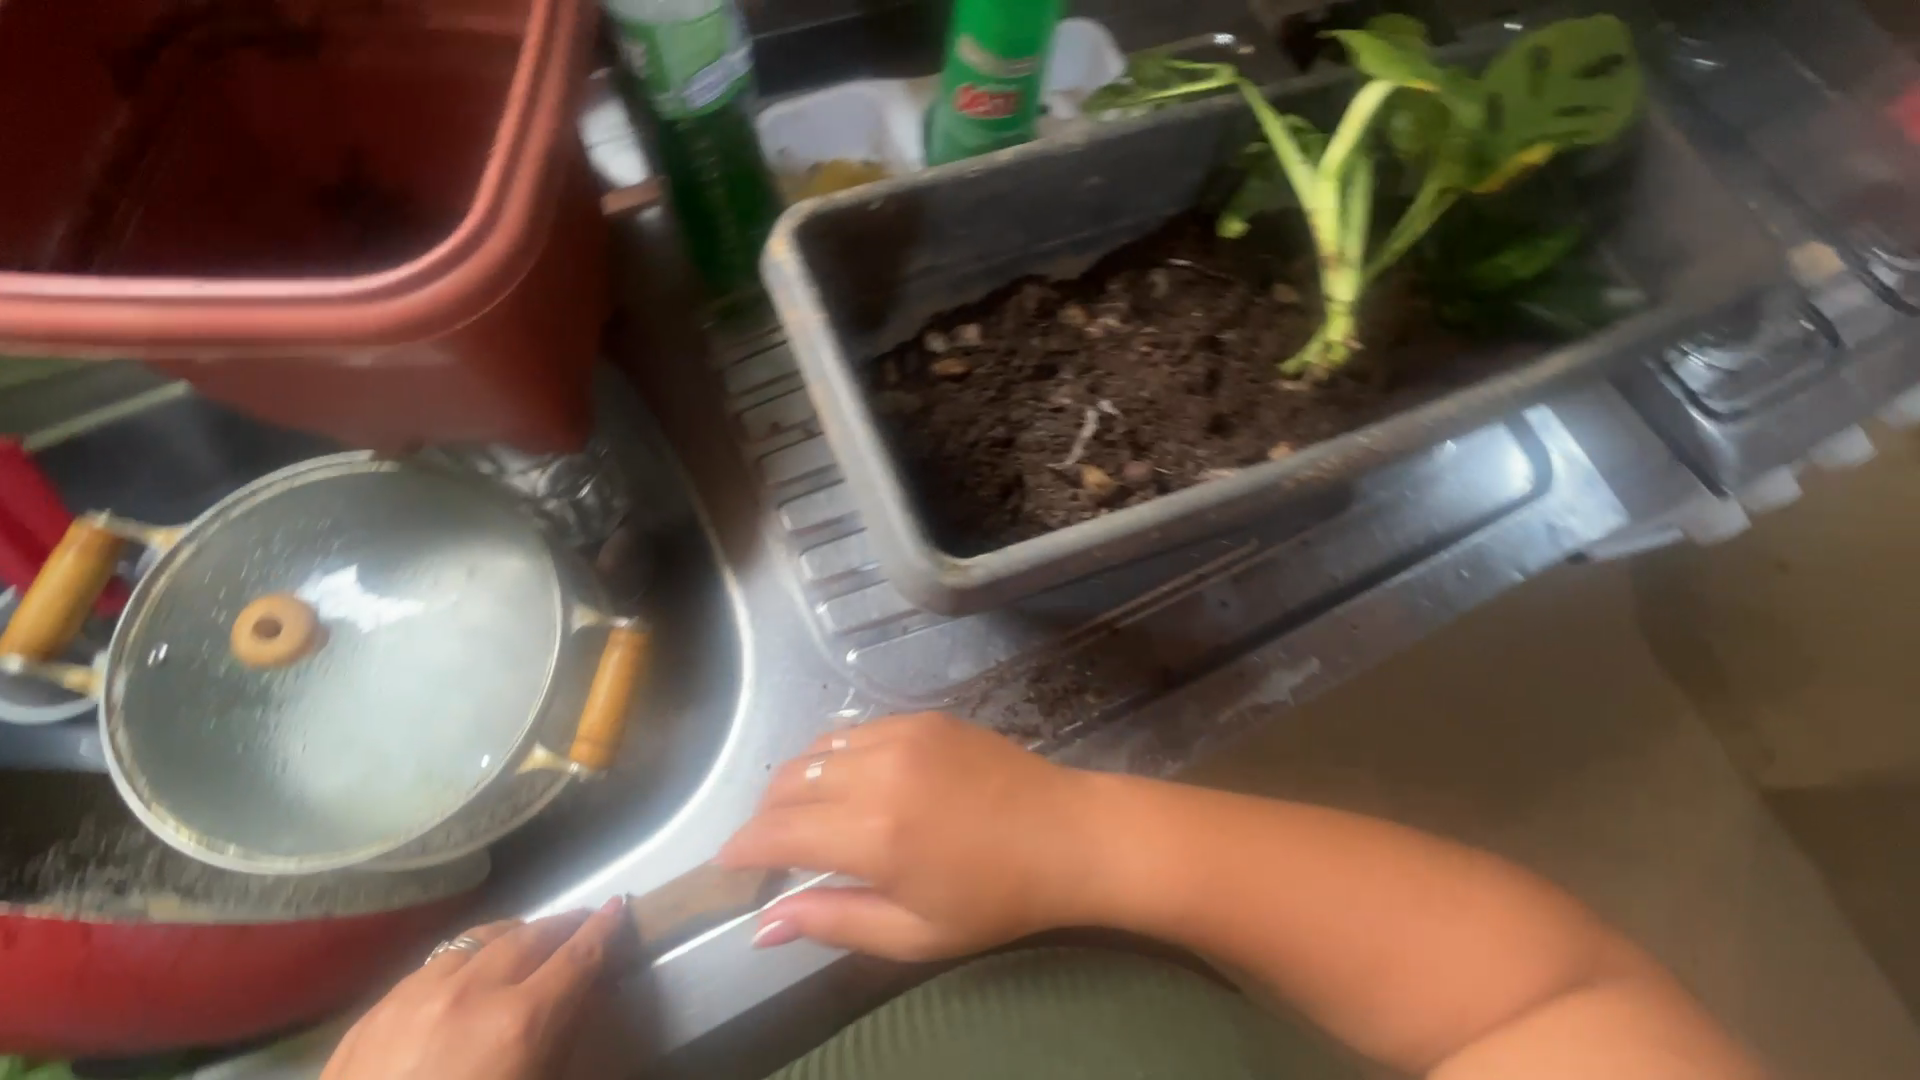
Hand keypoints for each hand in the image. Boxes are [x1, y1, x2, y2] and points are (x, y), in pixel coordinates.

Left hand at [321, 898, 624, 1079]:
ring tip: (521, 942)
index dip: (602, 928)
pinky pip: (430, 967)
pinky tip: (461, 980)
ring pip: (477, 939)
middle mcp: (470, 994)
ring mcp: (416, 997)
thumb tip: (588, 989)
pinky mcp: (373, 1013)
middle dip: (560, 927)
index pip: (577, 955)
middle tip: (576, 926)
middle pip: (531, 936)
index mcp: (519, 1022)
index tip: (616, 907)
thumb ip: (565, 1035)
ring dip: (509, 937)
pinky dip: (459, 964)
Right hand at [718, 712, 1094, 960]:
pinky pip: (856, 731)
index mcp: (872, 833)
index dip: (743, 850)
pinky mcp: (924, 717)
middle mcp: (876, 772)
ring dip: (796, 782)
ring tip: (805, 814)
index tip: (729, 866)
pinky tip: (848, 780)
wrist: (1066, 834)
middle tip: (770, 847)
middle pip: (788, 783)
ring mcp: (902, 735)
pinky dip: (835, 756)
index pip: (776, 833)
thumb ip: (833, 921)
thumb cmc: (995, 897)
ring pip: (817, 750)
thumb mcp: (914, 933)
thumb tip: (763, 925)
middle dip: (765, 816)